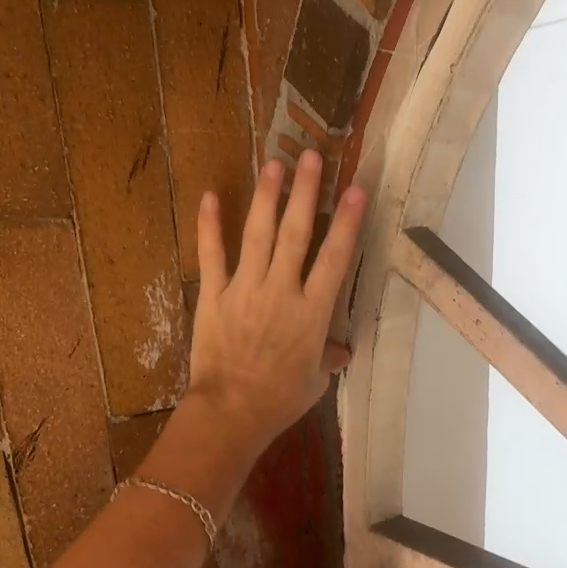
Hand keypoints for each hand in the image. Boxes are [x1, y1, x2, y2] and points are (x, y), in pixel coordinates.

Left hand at [185, 149, 366, 455]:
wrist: (232, 412)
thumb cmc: (280, 401)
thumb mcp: (315, 381)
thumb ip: (327, 357)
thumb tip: (340, 351)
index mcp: (312, 313)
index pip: (335, 258)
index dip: (347, 222)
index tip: (356, 189)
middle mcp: (281, 291)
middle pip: (297, 233)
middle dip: (307, 192)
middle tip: (312, 156)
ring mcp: (245, 289)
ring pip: (259, 234)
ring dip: (268, 197)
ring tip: (275, 163)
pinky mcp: (213, 296)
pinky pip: (212, 255)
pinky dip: (210, 225)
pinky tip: (211, 196)